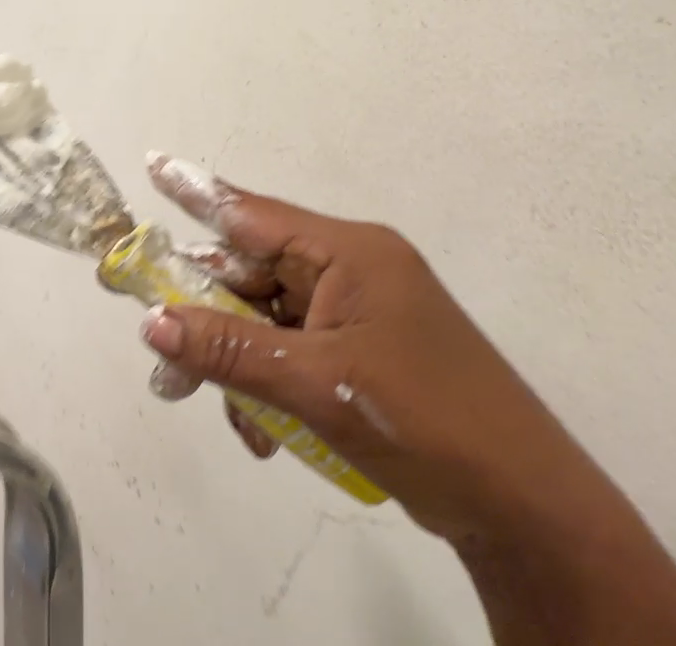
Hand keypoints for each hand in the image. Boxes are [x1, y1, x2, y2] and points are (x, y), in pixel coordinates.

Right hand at [131, 152, 603, 543]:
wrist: (526, 510)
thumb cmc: (427, 423)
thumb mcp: (316, 384)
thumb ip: (227, 349)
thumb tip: (150, 322)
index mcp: (350, 255)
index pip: (251, 214)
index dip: (194, 193)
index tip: (149, 165)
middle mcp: (349, 274)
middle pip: (247, 274)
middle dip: (202, 315)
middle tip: (162, 357)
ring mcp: (354, 316)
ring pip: (259, 320)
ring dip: (232, 364)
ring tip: (218, 411)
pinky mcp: (357, 356)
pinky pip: (284, 353)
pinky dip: (263, 386)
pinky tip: (261, 433)